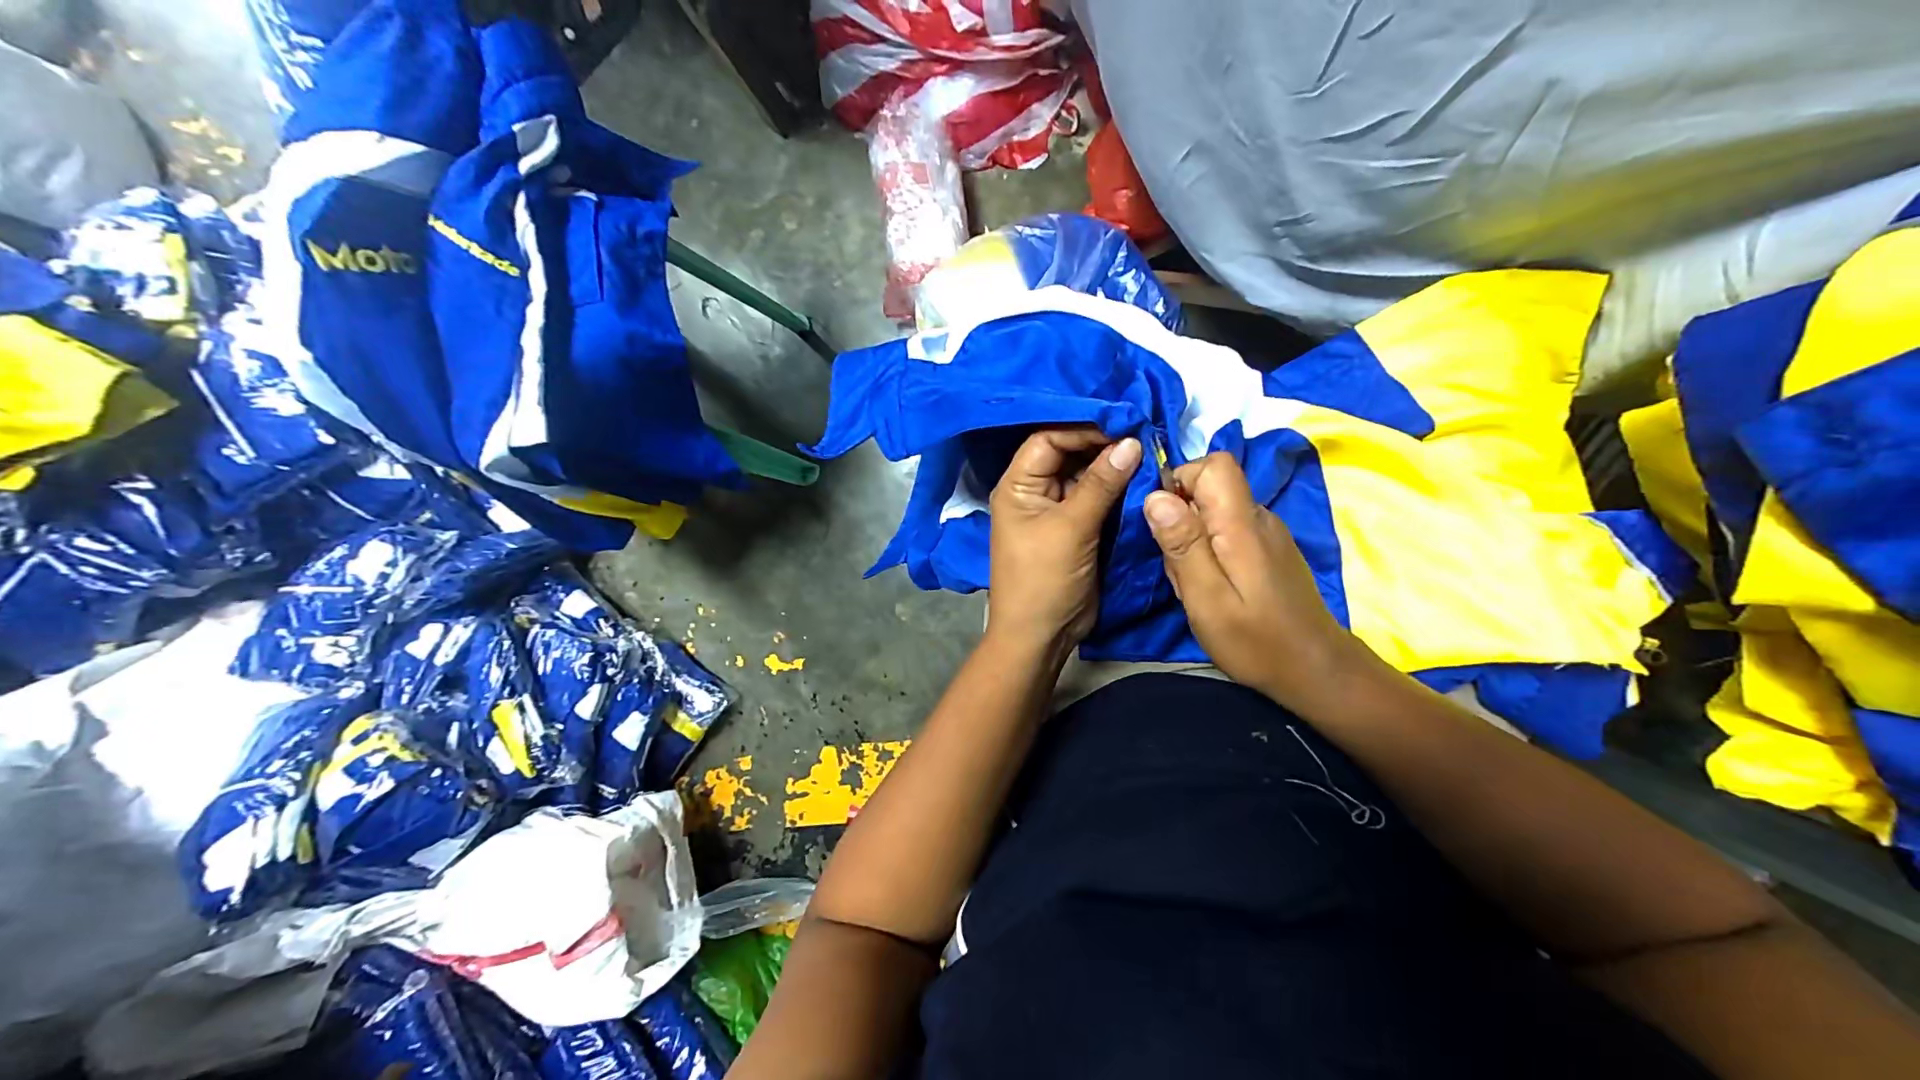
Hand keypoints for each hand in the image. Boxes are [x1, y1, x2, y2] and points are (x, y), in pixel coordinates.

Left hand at [987, 427, 1140, 659]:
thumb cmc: (1044, 579)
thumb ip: (1101, 484)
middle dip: (1103, 444)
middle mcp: (1035, 492)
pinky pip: (1098, 499)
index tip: (1123, 424)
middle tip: (1143, 434)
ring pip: (1087, 476)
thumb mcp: (1072, 528)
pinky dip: (1118, 489)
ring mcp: (1057, 510)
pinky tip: (1143, 478)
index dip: (1083, 429)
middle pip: (1069, 454)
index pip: (1049, 439)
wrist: (1042, 635)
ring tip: (1149, 451)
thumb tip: (1131, 442)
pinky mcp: (1077, 528)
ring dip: (1114, 466)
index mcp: (1018, 485)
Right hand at [1142, 452, 1366, 706]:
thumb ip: (1182, 544)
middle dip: (1181, 516)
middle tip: (1177, 565)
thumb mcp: (1207, 598)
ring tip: (1193, 582)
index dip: (1182, 479)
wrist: (1317, 672)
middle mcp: (1260, 518)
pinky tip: (1213, 587)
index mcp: (1242, 523)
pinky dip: (1211, 550)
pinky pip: (1230, 531)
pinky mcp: (1270, 552)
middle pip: (1213, 486)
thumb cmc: (1256, 641)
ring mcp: (1269, 534)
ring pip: (1217, 511)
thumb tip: (1156, 496)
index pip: (1214, 464)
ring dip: (1193, 537)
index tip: (1163, 520)